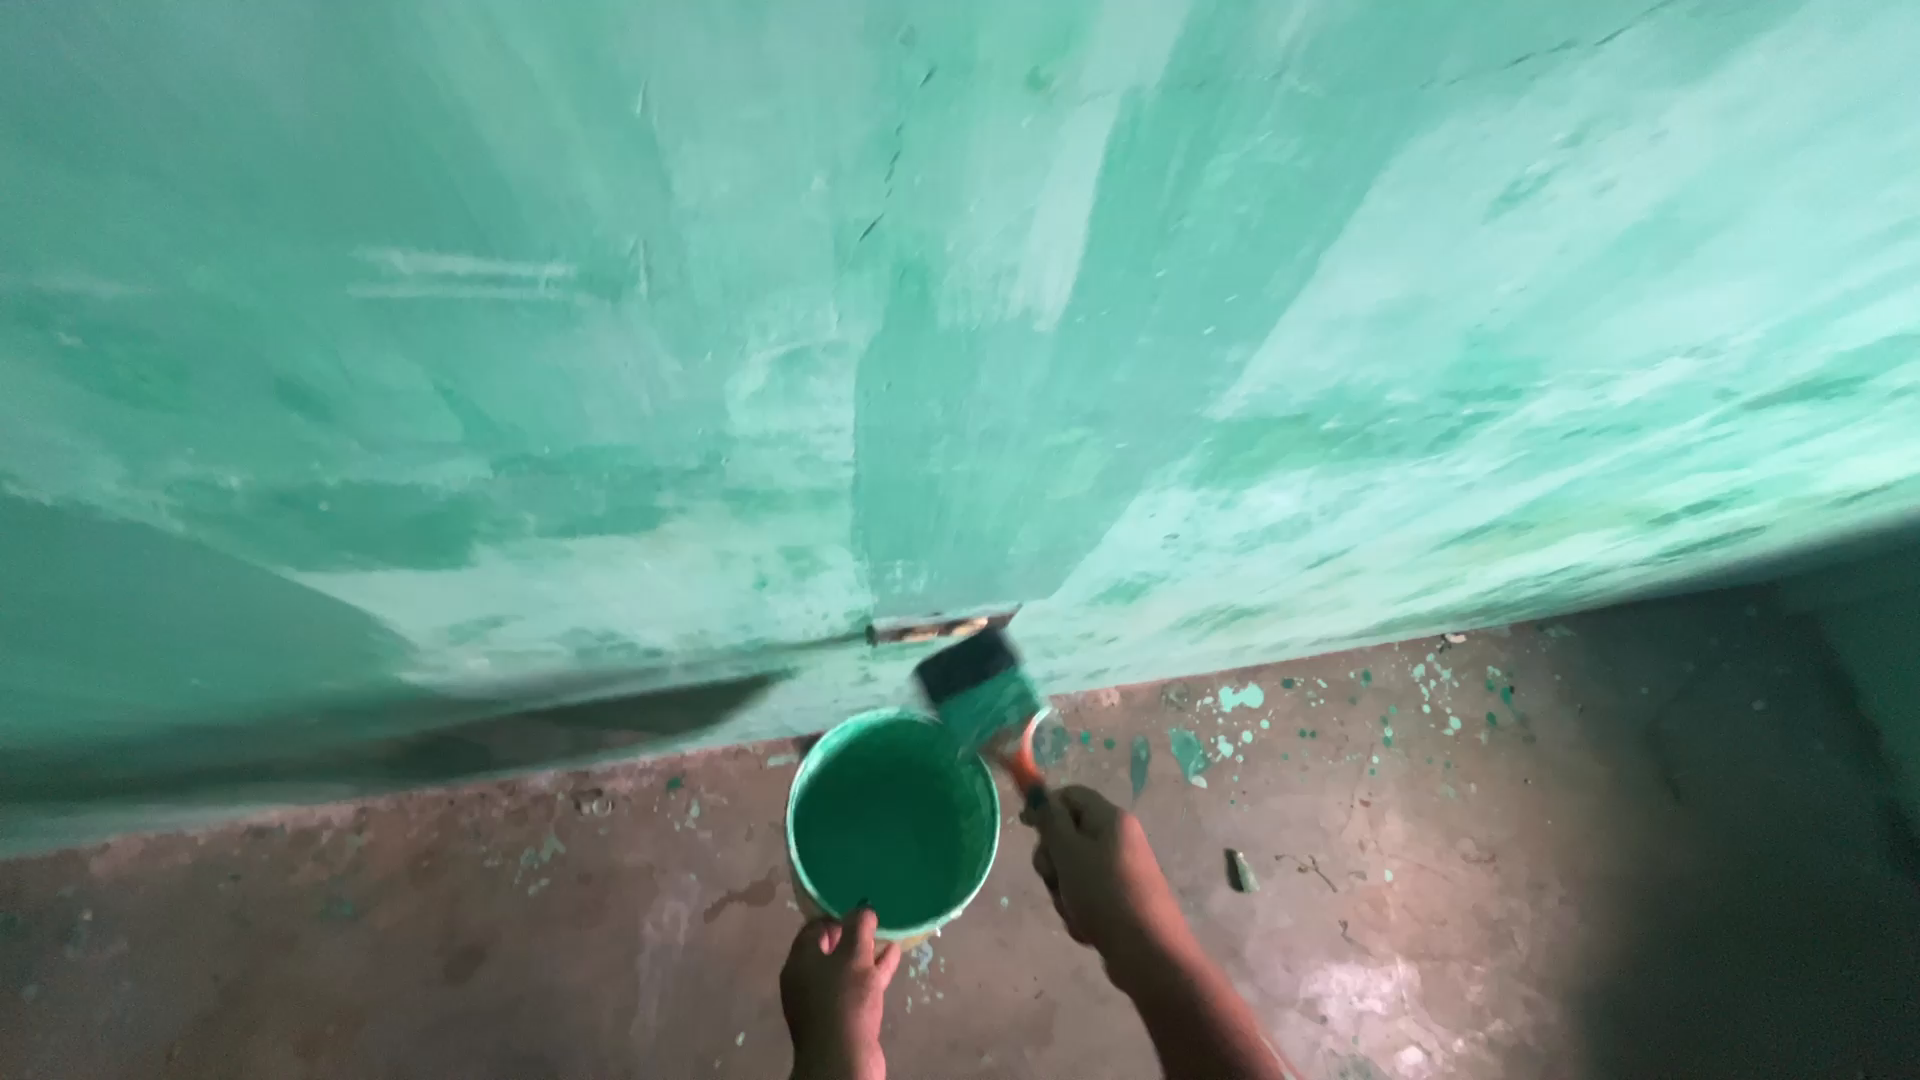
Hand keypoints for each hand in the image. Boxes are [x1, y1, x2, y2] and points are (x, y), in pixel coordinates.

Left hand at [780, 906, 900, 1079]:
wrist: (843, 1060)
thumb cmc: (844, 999)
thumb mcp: (854, 955)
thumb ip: (859, 926)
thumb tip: (864, 908)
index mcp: (800, 960)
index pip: (814, 926)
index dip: (836, 914)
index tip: (858, 907)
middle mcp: (806, 979)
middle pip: (830, 947)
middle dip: (853, 933)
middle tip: (873, 920)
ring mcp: (822, 1000)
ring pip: (846, 967)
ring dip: (866, 951)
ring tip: (888, 934)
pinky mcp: (840, 1017)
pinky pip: (856, 985)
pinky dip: (873, 970)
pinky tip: (893, 956)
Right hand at [1022, 785, 1192, 983]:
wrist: (1149, 955)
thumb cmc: (1105, 894)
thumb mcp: (1069, 852)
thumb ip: (1050, 820)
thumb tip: (1039, 792)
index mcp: (1111, 819)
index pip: (1071, 795)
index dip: (1045, 806)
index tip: (1025, 827)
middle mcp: (1118, 839)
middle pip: (1068, 834)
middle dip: (1053, 860)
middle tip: (1055, 877)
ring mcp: (1120, 871)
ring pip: (1073, 869)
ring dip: (1063, 890)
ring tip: (1074, 910)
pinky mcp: (1120, 900)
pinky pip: (1086, 894)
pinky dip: (1079, 909)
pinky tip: (1087, 928)